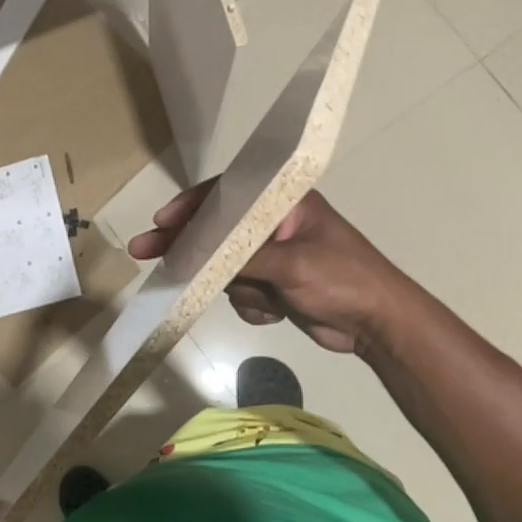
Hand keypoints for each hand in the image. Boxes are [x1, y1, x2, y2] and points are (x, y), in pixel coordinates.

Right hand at [128, 183, 414, 353]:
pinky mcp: (273, 287)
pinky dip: (254, 307)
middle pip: (216, 234)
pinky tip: (279, 311)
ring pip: (225, 271)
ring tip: (272, 299)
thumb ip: (241, 258)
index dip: (190, 207)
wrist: (377, 325)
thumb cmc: (344, 280)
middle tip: (144, 253)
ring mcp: (272, 259)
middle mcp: (274, 227)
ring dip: (241, 290)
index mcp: (285, 204)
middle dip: (191, 251)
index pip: (227, 195)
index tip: (161, 223)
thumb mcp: (291, 264)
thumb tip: (197, 258)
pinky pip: (240, 296)